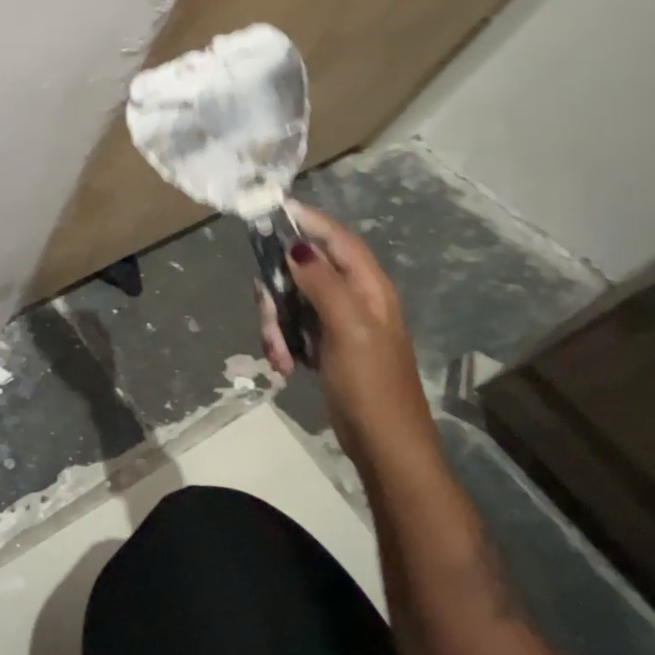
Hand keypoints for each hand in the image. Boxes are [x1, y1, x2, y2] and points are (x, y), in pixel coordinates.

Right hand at [258, 202, 437, 468]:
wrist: (386, 447)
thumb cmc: (371, 384)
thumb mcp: (347, 328)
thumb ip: (322, 282)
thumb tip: (296, 244)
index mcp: (369, 288)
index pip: (337, 239)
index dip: (309, 220)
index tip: (273, 208)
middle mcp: (355, 298)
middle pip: (303, 270)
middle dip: (277, 291)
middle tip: (268, 317)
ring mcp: (339, 323)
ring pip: (291, 300)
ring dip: (276, 323)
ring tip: (278, 356)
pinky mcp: (326, 346)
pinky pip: (293, 328)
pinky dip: (282, 342)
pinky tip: (283, 365)